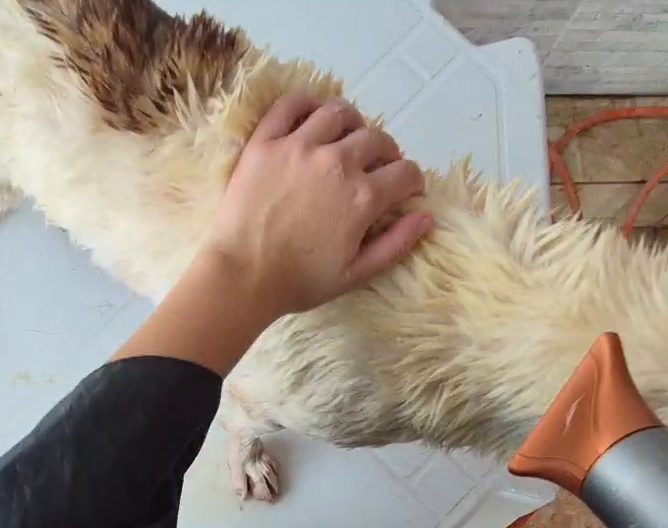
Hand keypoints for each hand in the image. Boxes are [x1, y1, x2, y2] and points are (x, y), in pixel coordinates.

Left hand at [199, 95, 433, 320]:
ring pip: (339, 112)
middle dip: (386, 152)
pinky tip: (311, 117)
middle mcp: (337, 162)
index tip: (405, 190)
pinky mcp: (266, 142)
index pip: (404, 173)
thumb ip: (395, 245)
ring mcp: (299, 146)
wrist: (240, 277)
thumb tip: (427, 217)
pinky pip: (291, 104)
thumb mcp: (354, 275)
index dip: (411, 181)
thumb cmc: (298, 283)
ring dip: (352, 123)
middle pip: (376, 139)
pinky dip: (307, 103)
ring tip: (346, 139)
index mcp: (363, 198)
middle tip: (376, 167)